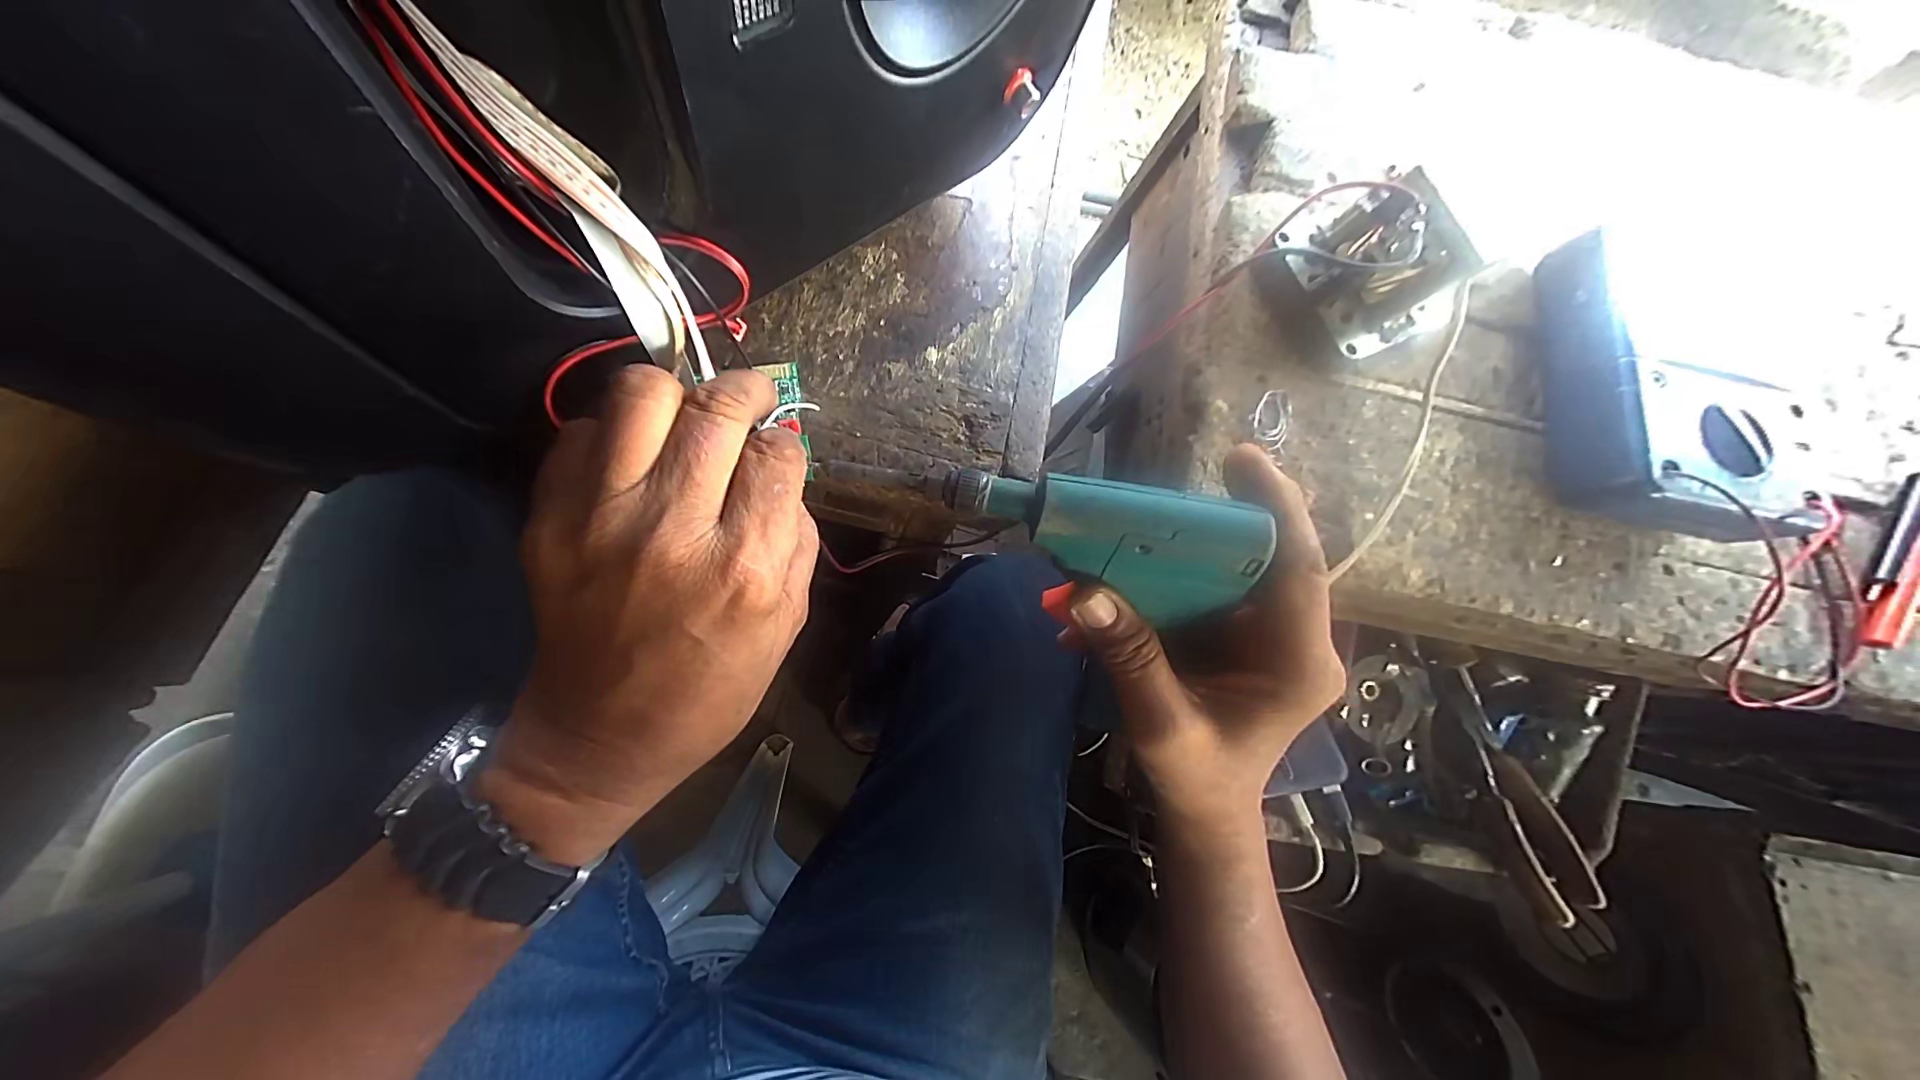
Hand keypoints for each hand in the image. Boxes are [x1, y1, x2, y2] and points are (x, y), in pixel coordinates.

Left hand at [478, 367, 817, 863]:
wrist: (600, 737)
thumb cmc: (712, 689)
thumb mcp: (787, 623)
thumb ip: (795, 540)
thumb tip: (783, 474)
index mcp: (746, 567)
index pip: (777, 456)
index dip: (785, 443)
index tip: (777, 454)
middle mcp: (675, 530)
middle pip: (716, 410)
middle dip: (746, 392)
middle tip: (750, 400)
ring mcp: (601, 519)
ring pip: (643, 394)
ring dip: (679, 394)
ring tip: (688, 418)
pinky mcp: (548, 520)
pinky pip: (584, 432)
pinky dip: (618, 432)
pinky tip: (634, 462)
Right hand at [1066, 444, 1343, 820]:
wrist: (1207, 808)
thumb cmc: (1197, 777)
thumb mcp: (1161, 723)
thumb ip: (1129, 657)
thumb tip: (1085, 590)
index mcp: (1298, 662)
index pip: (1300, 569)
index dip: (1276, 509)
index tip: (1242, 460)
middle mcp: (1295, 639)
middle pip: (1270, 557)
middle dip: (1225, 517)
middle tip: (1182, 484)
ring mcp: (1270, 635)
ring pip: (1241, 567)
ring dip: (1194, 543)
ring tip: (1146, 521)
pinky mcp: (1243, 635)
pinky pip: (1215, 586)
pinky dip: (1177, 571)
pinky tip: (1139, 566)